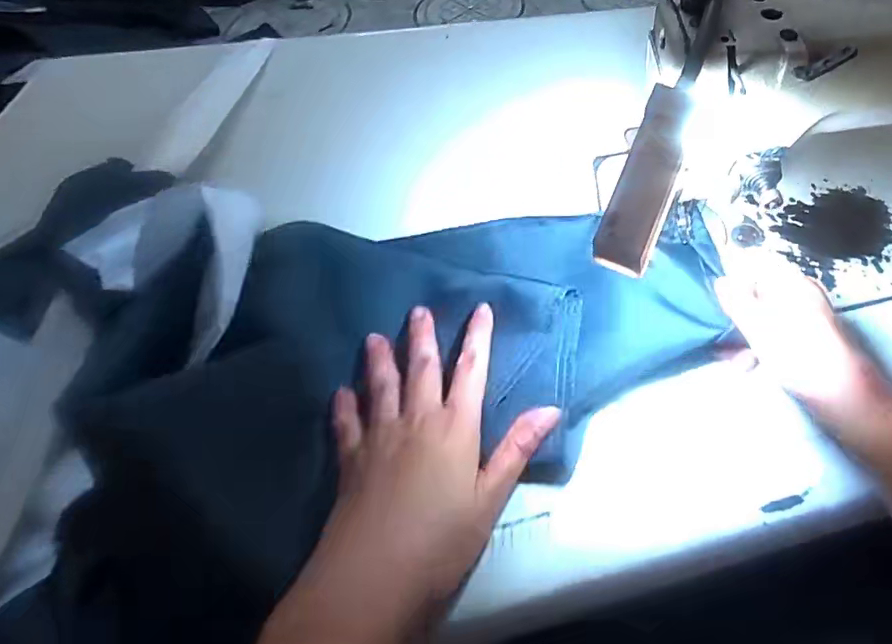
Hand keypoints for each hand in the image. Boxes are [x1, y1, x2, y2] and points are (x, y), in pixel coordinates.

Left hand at [259, 305, 560, 643]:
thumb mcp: (489, 499)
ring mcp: (380, 439)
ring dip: (380, 361)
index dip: (478, 338)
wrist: (369, 582)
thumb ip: (516, 449)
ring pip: (381, 388)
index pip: (471, 371)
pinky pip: (347, 425)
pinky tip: (340, 393)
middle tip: (419, 310)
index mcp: (456, 427)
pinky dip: (344, 406)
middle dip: (423, 337)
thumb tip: (551, 407)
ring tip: (375, 337)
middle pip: (423, 369)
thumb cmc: (440, 540)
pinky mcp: (350, 462)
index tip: (480, 309)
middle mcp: (418, 422)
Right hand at [714, 274, 891, 460]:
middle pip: (761, 295)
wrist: (848, 400)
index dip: (734, 285)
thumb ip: (738, 302)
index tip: (719, 307)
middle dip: (739, 317)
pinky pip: (780, 335)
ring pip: (768, 318)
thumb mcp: (760, 328)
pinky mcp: (813, 343)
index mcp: (794, 283)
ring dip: (748, 337)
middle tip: (724, 341)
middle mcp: (804, 295)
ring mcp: (810, 319)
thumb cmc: (800, 357)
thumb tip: (721, 281)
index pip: (756, 267)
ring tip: (739, 363)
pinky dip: (764, 347)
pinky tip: (752, 366)